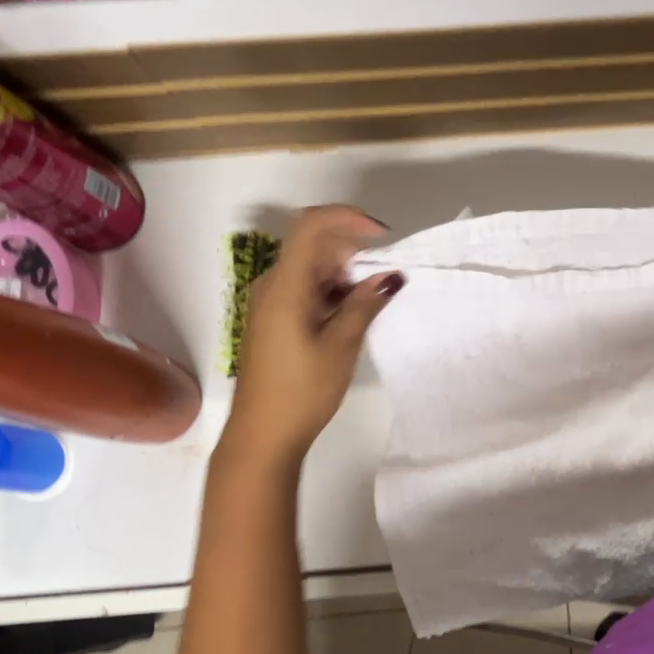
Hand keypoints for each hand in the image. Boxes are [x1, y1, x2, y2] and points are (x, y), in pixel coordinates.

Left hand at [224, 206, 402, 463]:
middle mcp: (272, 285)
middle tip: (383, 285)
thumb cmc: (302, 391)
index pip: (312, 226)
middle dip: (352, 254)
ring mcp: (270, 303)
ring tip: (370, 308)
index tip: (384, 238)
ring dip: (344, 278)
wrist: (264, 433)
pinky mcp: (274, 321)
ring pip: (311, 271)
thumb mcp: (340, 346)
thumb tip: (389, 276)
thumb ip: (363, 305)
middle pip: (313, 246)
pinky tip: (350, 321)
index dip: (349, 219)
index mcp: (285, 285)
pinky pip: (305, 291)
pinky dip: (331, 295)